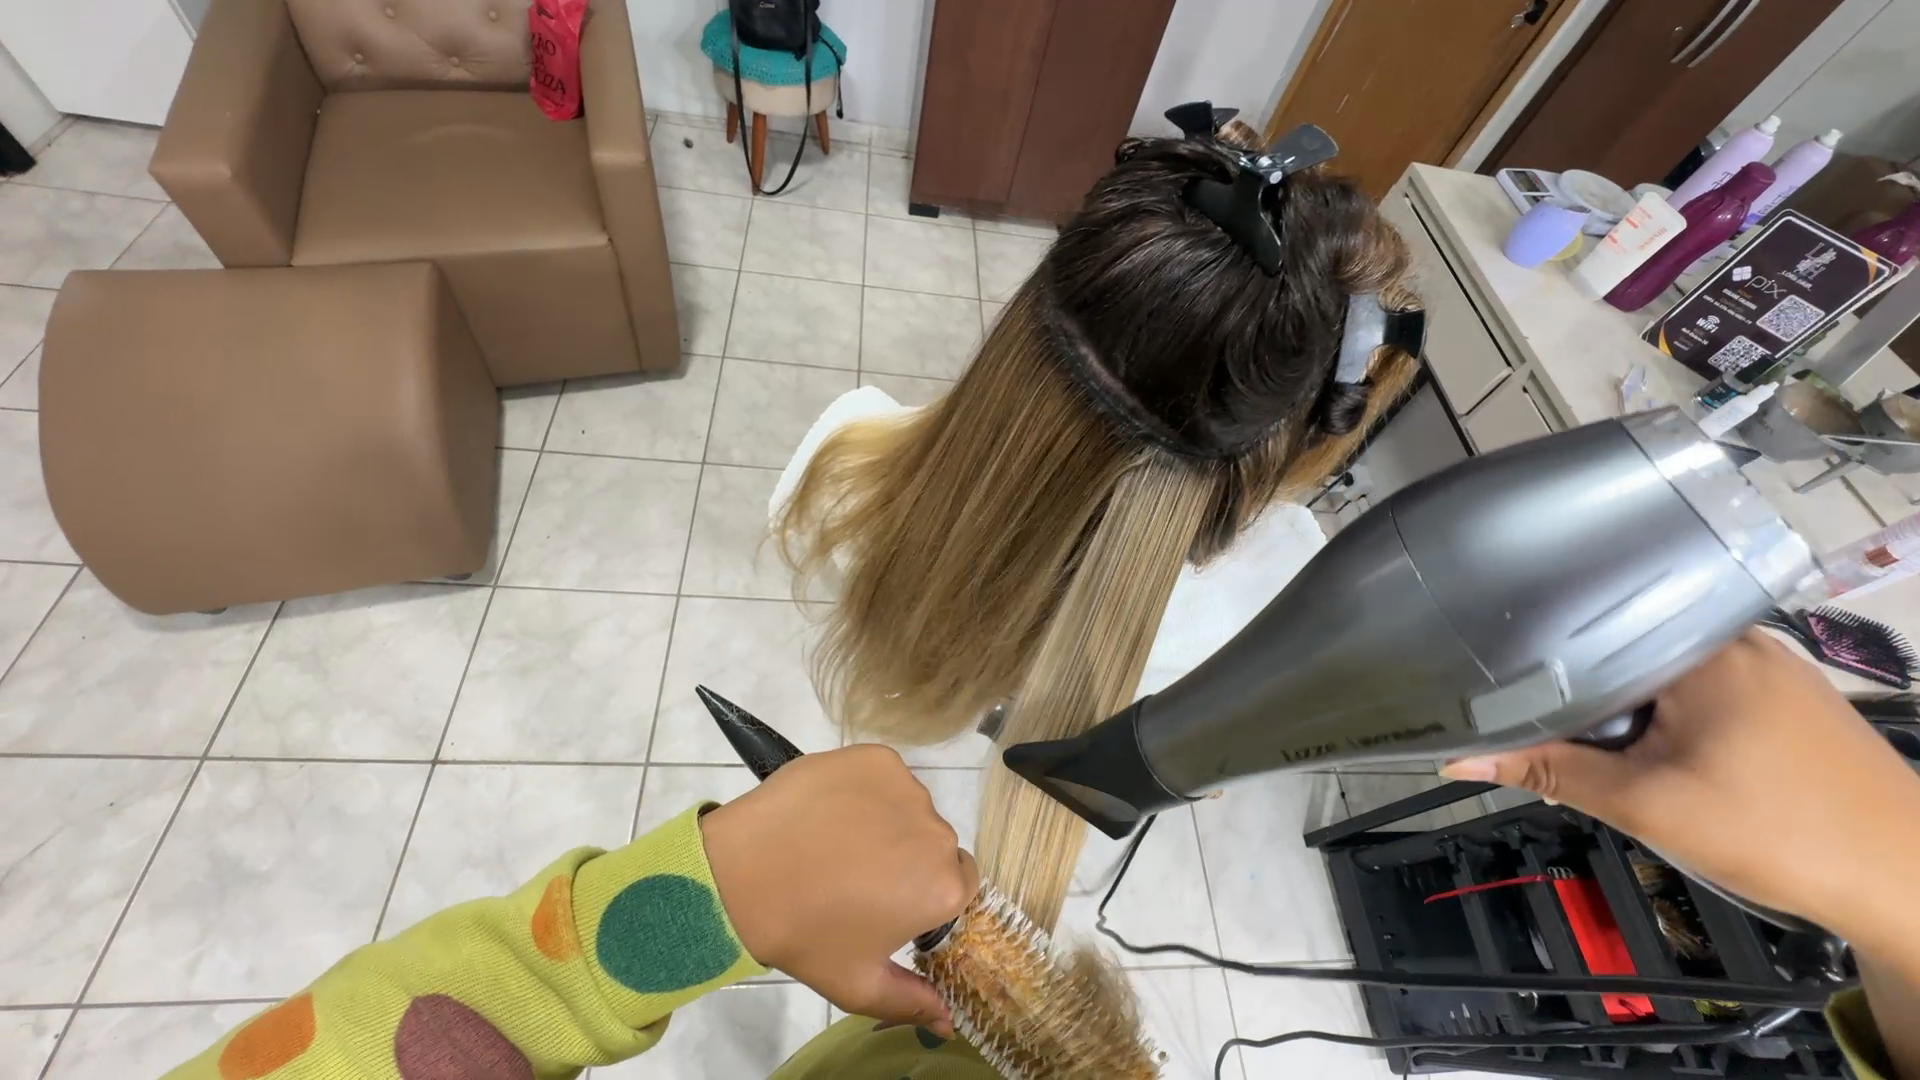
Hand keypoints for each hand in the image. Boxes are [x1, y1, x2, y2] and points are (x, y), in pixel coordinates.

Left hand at [700, 744, 977, 1034]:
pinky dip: (866, 789)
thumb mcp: (858, 982)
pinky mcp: (877, 757)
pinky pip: (885, 776)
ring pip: (909, 807)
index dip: (927, 892)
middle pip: (935, 843)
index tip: (891, 899)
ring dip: (888, 821)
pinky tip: (831, 809)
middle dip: (908, 857)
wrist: (743, 872)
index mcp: (942, 887)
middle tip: (858, 874)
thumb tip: (949, 1021)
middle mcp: (937, 831)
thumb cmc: (805, 932)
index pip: (960, 883)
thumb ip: (911, 1002)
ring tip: (837, 841)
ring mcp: (908, 787)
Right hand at [1441, 630, 1919, 947]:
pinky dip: (1651, 715)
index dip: (1528, 657)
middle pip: (1614, 652)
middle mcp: (1735, 642)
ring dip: (1612, 707)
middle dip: (1570, 691)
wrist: (1916, 891)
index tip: (1481, 676)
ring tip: (1570, 734)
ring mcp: (1764, 669)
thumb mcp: (1645, 804)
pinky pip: (1685, 690)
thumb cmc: (1782, 835)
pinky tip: (1634, 745)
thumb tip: (1457, 759)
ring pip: (1649, 675)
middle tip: (1518, 717)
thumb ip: (1545, 772)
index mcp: (1704, 649)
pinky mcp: (1779, 699)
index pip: (1585, 632)